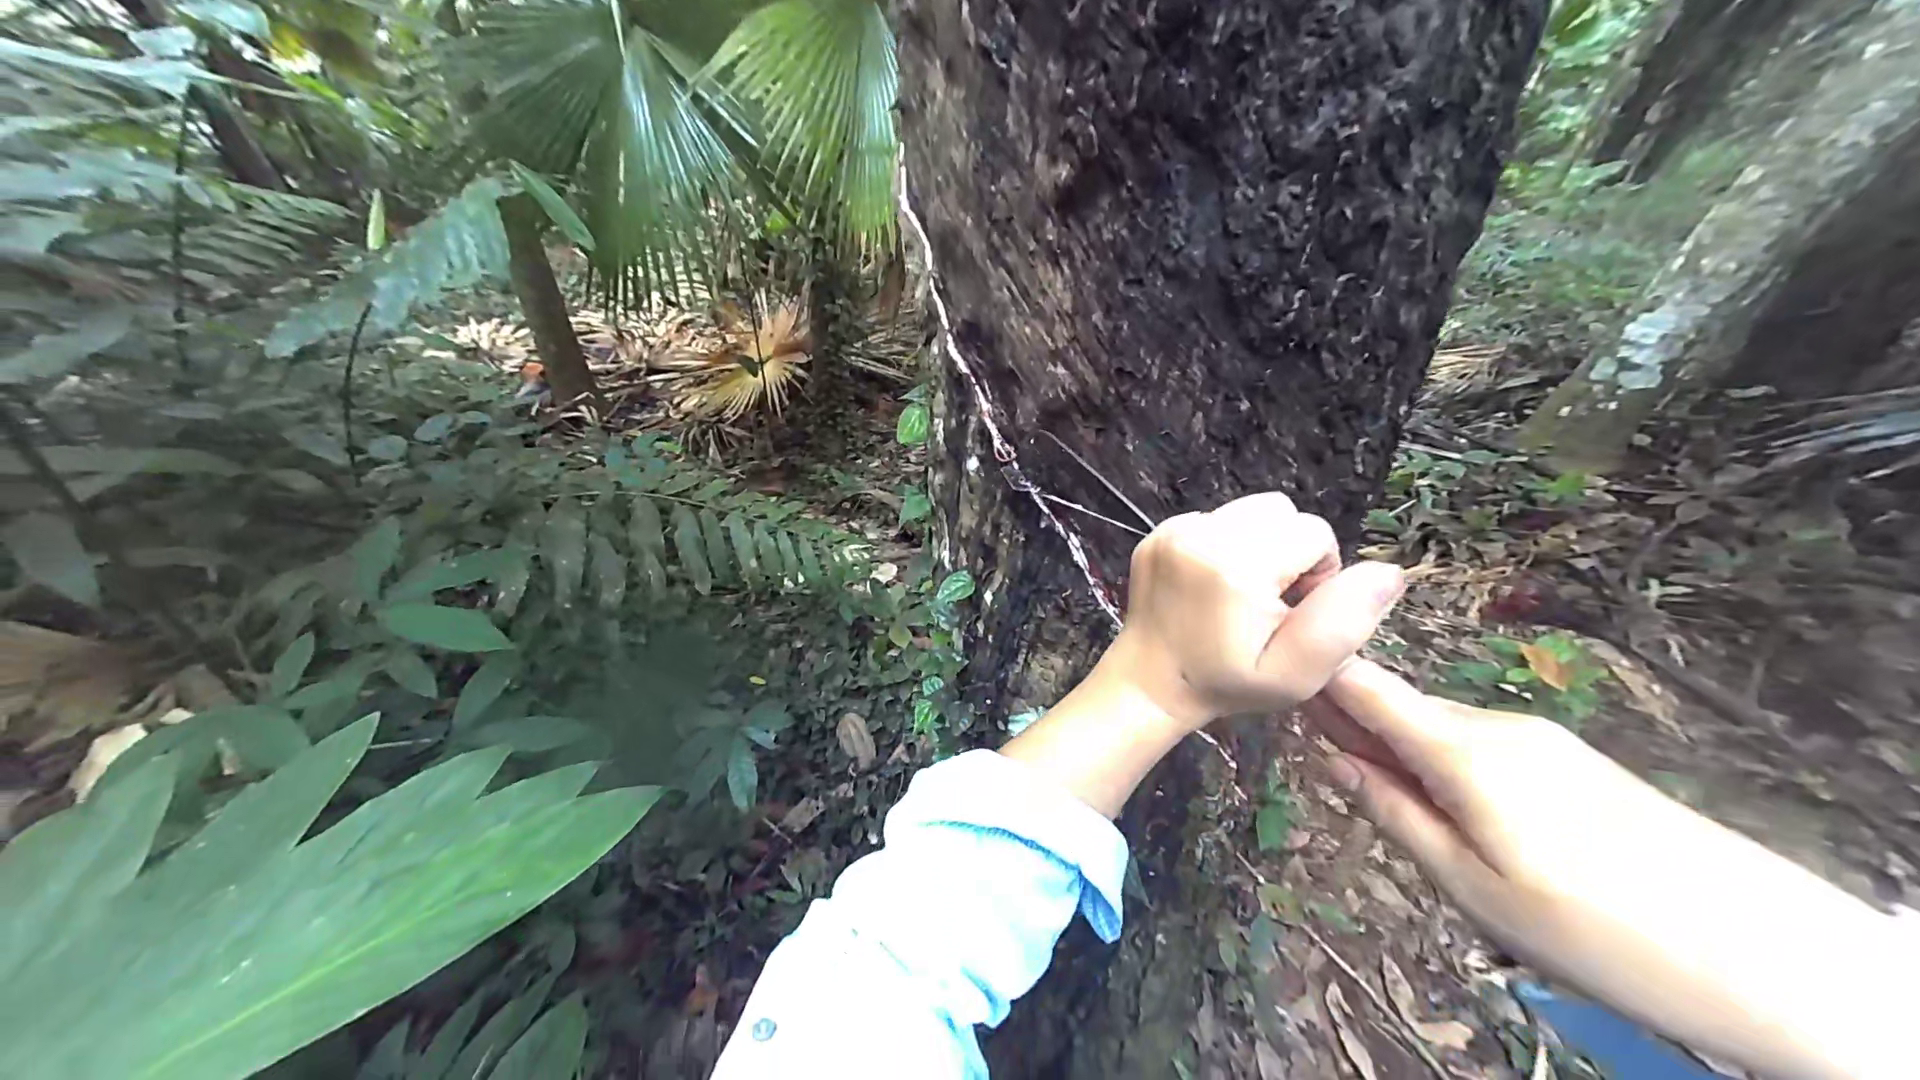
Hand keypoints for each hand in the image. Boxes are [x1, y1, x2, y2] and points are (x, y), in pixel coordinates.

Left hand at [1000, 492, 1401, 817]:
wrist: (1150, 681)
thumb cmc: (1224, 682)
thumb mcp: (1295, 672)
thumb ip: (1344, 622)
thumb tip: (1387, 572)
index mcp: (1234, 563)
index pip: (1313, 531)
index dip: (1318, 571)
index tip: (1292, 609)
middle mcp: (1199, 534)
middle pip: (1280, 511)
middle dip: (1289, 550)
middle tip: (1268, 600)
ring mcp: (1172, 530)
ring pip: (1249, 510)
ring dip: (1259, 543)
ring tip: (1242, 589)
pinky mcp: (1157, 534)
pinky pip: (1214, 519)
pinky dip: (1225, 543)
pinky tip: (1212, 583)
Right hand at [1307, 660, 1904, 1079]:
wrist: (1790, 965)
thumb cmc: (1601, 932)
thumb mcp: (1471, 886)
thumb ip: (1392, 811)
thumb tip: (1329, 758)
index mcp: (1461, 749)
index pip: (1365, 685)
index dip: (1315, 678)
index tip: (1277, 689)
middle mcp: (1494, 725)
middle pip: (1397, 707)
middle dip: (1351, 726)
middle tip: (1324, 768)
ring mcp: (1538, 740)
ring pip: (1436, 729)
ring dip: (1395, 750)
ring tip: (1386, 801)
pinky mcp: (1569, 761)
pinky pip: (1476, 746)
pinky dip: (1440, 764)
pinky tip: (1452, 810)